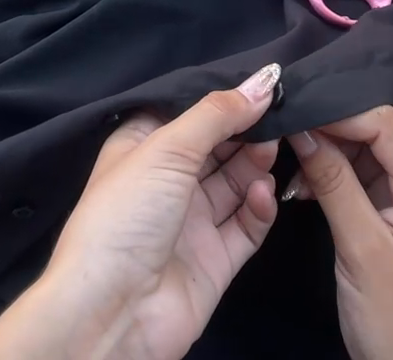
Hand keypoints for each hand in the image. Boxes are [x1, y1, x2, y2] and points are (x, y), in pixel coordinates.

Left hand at [0, 64, 282, 359]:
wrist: (113, 313)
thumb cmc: (126, 214)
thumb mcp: (168, 148)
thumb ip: (218, 114)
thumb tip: (264, 80)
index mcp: (142, 146)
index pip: (189, 112)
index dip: (223, 99)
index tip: (263, 83)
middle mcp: (167, 180)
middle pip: (217, 145)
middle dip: (246, 129)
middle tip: (278, 114)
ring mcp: (191, 220)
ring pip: (236, 181)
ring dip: (256, 163)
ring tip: (272, 148)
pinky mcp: (215, 258)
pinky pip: (246, 224)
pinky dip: (260, 207)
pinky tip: (264, 193)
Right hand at [287, 107, 392, 359]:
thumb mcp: (361, 249)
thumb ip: (333, 182)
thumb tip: (302, 127)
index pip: (388, 123)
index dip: (342, 109)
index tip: (297, 108)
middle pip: (384, 128)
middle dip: (337, 119)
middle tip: (292, 117)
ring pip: (371, 148)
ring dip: (331, 145)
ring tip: (290, 147)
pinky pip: (363, 174)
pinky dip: (333, 170)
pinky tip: (302, 178)